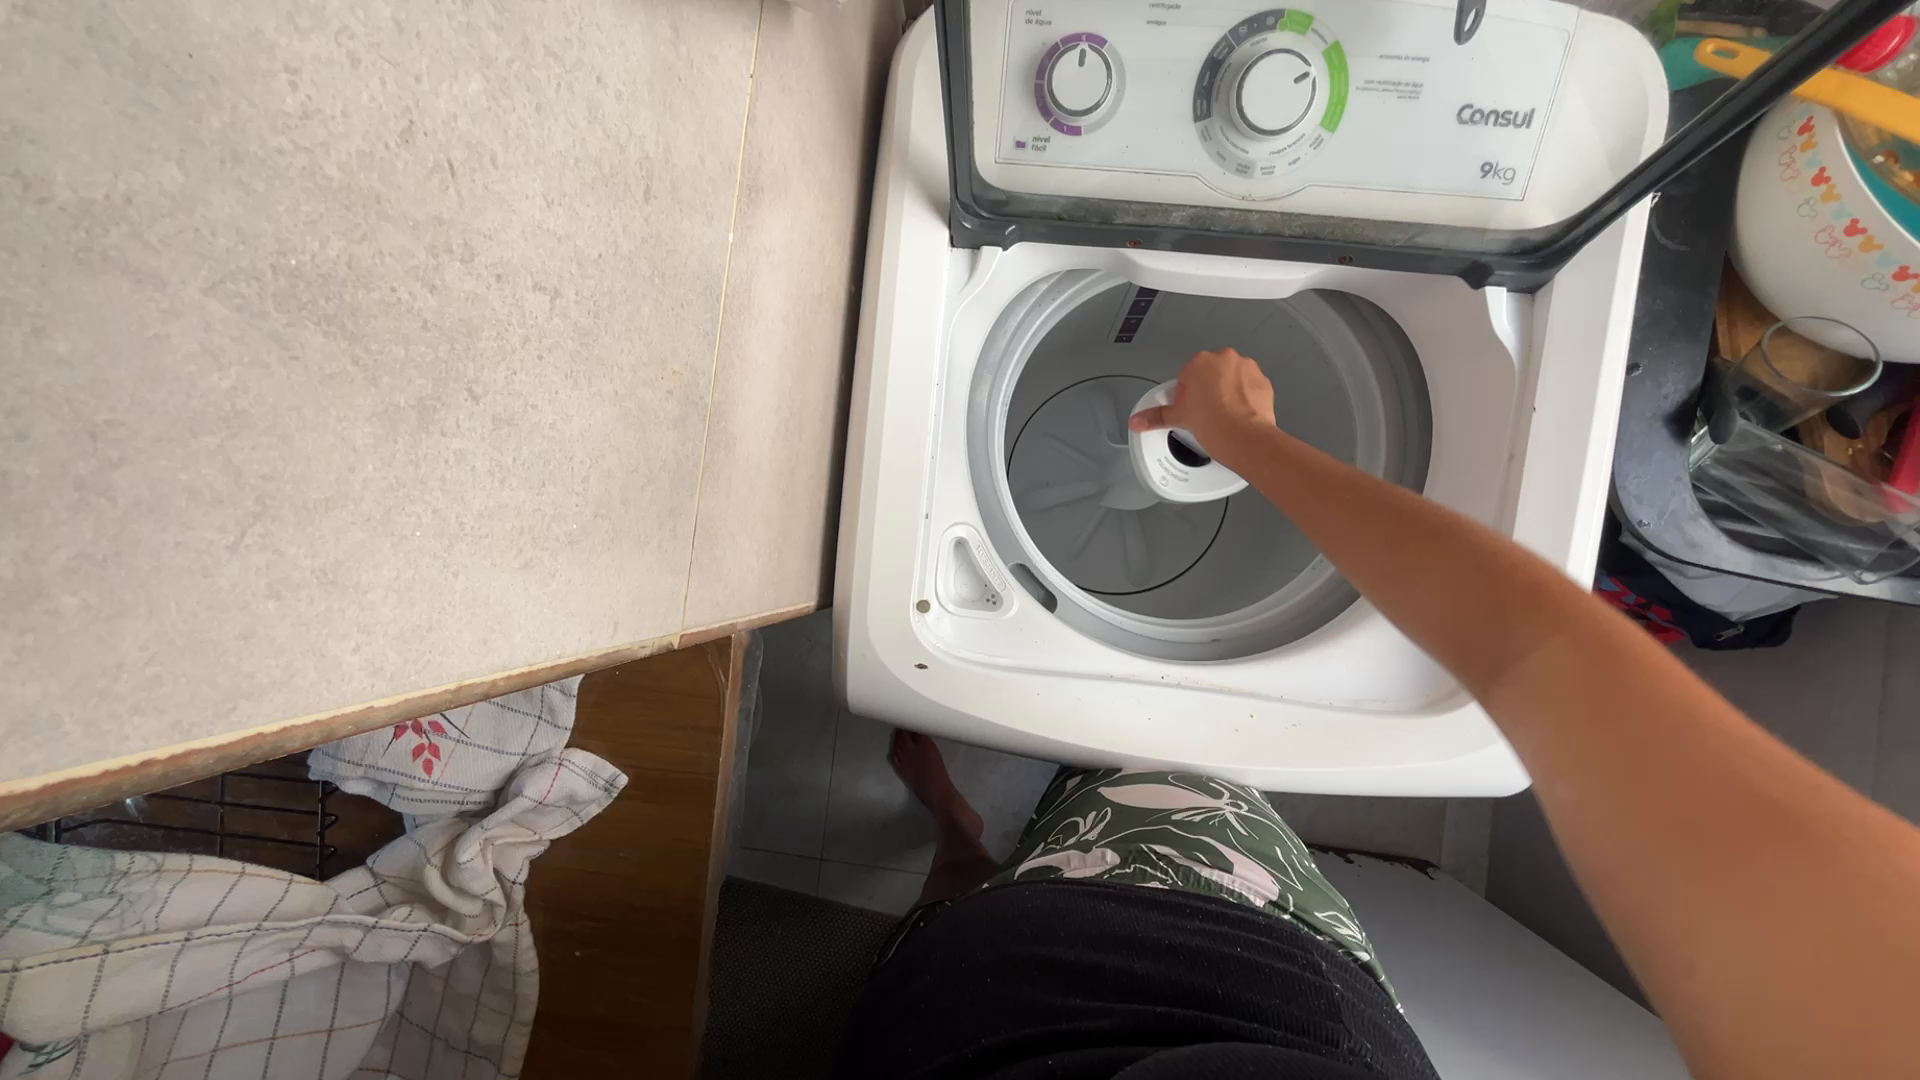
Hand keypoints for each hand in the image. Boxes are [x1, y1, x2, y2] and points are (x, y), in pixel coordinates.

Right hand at [1127, 348, 1276, 463]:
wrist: (1245, 438)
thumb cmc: (1214, 424)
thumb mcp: (1179, 418)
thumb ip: (1156, 416)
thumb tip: (1137, 421)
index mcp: (1200, 363)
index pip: (1187, 375)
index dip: (1186, 394)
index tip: (1189, 408)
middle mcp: (1225, 359)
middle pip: (1210, 374)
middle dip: (1207, 390)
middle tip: (1204, 413)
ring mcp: (1247, 368)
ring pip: (1231, 378)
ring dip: (1227, 392)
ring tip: (1222, 415)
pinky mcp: (1263, 381)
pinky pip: (1250, 387)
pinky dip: (1244, 398)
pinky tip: (1238, 415)